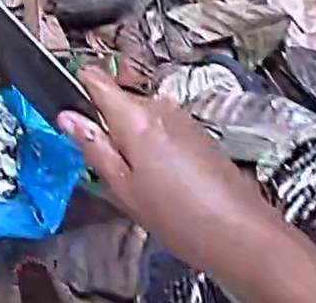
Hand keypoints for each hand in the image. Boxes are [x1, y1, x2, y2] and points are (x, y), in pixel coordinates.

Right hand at [56, 68, 275, 269]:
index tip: (72, 109)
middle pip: (118, 100)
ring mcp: (180, 118)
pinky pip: (163, 127)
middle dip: (109, 125)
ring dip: (134, 138)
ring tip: (143, 181)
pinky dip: (157, 146)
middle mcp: (157, 107)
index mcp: (134, 116)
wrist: (249, 239)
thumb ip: (93, 147)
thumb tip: (66, 117)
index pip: (94, 76)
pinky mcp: (198, 132)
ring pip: (141, 116)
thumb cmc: (184, 219)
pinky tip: (168, 183)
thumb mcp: (125, 189)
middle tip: (111, 166)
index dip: (77, 86)